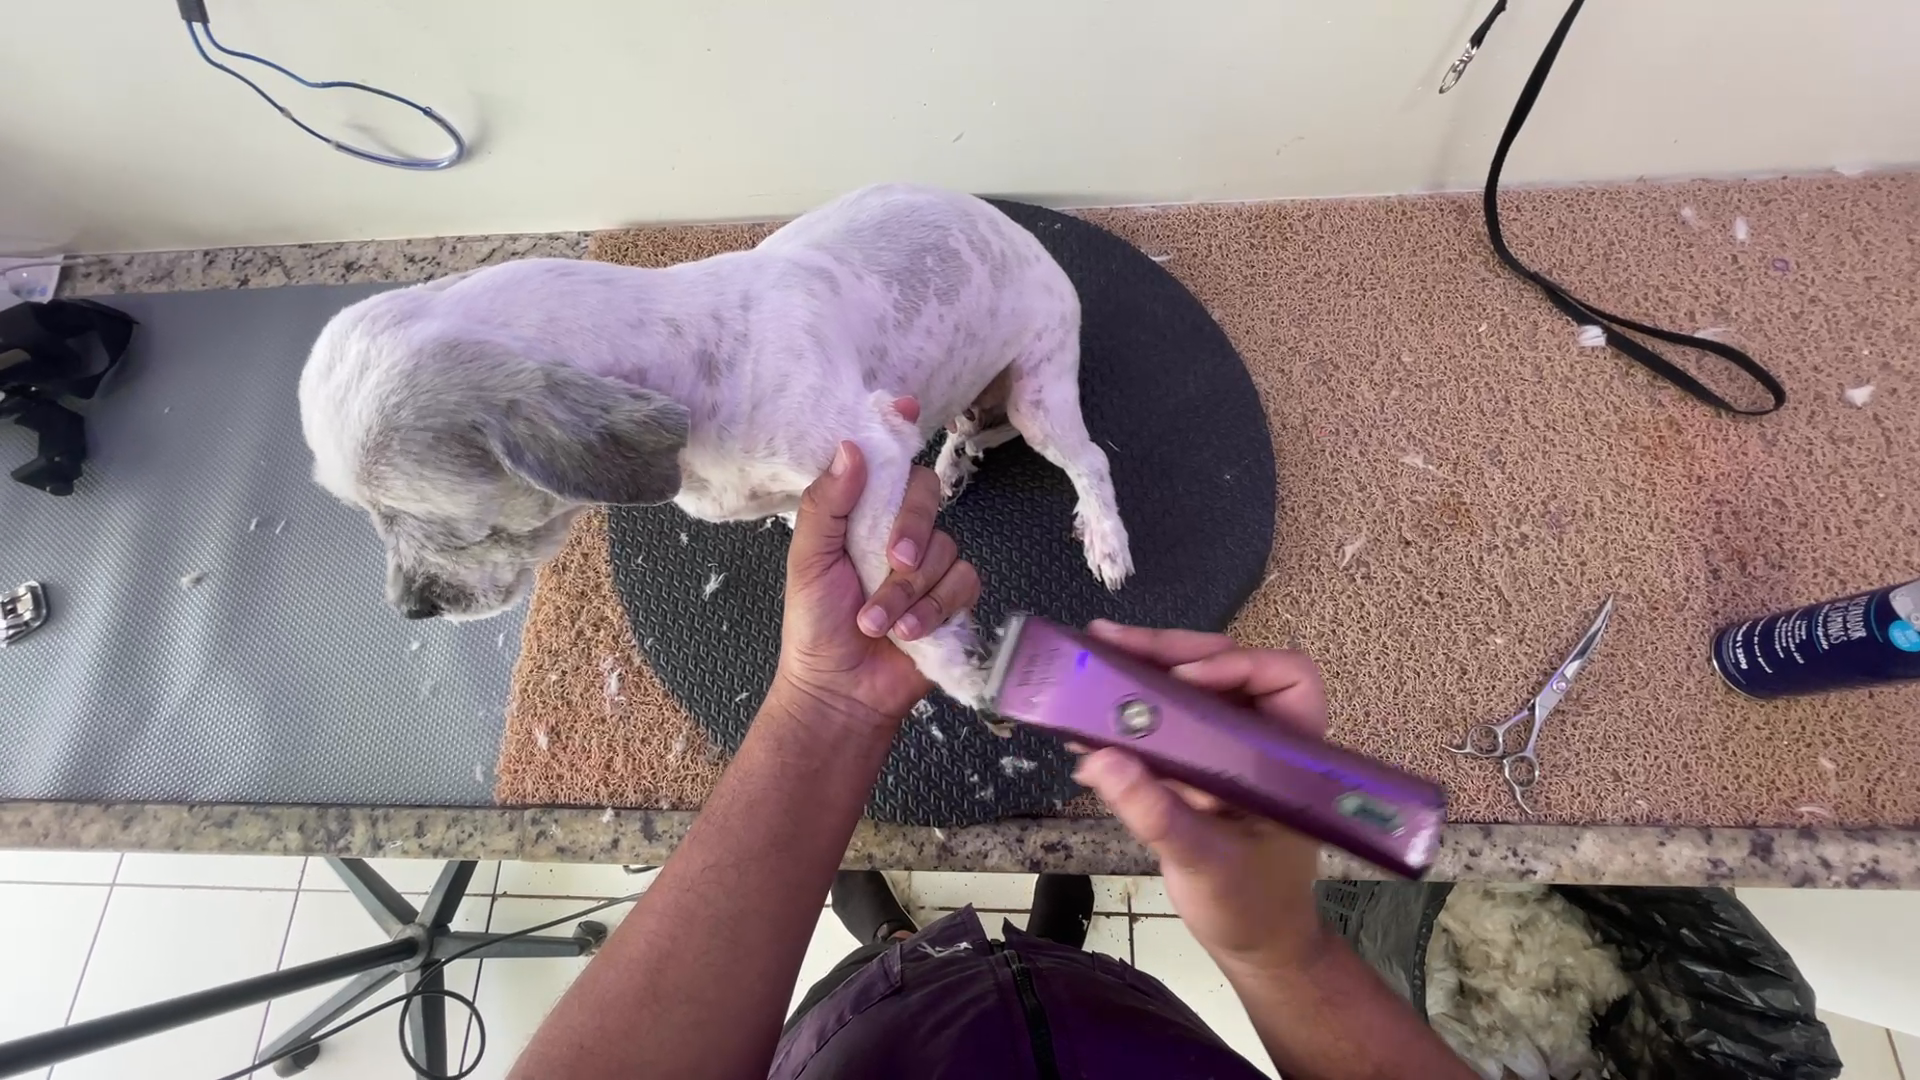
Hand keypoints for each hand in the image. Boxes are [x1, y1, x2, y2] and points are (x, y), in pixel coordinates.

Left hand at [771, 437, 980, 728]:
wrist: (840, 690)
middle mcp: (900, 530)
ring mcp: (931, 564)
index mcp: (863, 514)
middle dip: (911, 530)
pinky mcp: (953, 598)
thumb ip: (828, 505)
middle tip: (891, 563)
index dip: (898, 431)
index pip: (887, 463)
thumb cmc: (816, 624)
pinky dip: (933, 610)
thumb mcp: (809, 561)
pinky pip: (963, 583)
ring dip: (910, 591)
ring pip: (947, 548)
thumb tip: (852, 447)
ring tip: (879, 623)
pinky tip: (908, 632)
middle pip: (928, 496)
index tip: (906, 408)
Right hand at [1072, 621, 1332, 975]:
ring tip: (1089, 654)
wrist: (1251, 938)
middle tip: (1107, 640)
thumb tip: (1101, 760)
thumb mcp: (1204, 863)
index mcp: (1288, 755)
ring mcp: (1223, 743)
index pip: (1286, 677)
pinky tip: (1084, 717)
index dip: (1238, 665)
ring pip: (1186, 683)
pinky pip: (1160, 717)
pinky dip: (1124, 709)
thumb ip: (1156, 814)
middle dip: (1165, 650)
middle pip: (1221, 664)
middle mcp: (1259, 736)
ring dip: (1139, 668)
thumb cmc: (1251, 905)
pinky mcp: (1193, 756)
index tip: (1186, 677)